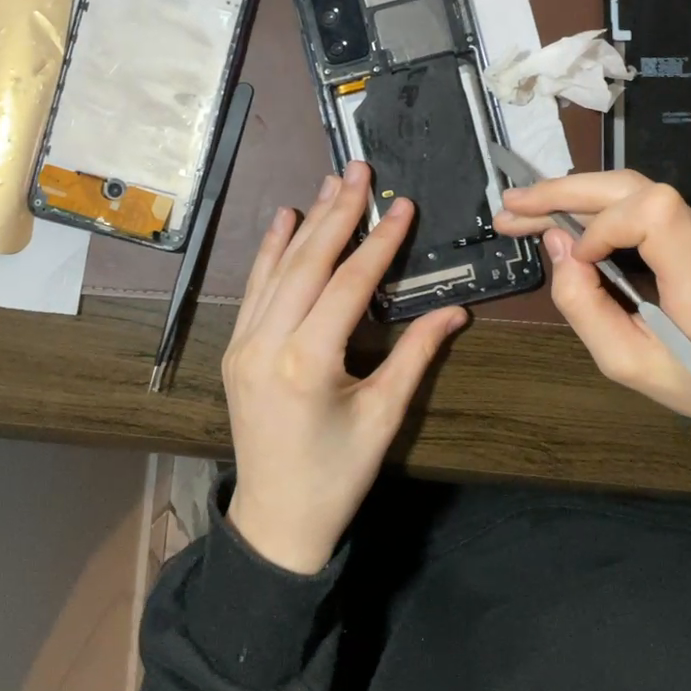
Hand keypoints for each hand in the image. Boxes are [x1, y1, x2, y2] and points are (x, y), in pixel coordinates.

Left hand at [221, 160, 467, 574]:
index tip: (402, 204)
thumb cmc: (338, 474)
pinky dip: (269, 252)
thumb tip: (455, 311)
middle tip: (358, 171)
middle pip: (307, 263)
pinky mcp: (235, 349)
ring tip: (329, 184)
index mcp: (308, 361)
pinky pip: (254, 289)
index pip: (349, 284)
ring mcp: (243, 344)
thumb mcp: (384, 417)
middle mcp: (267, 342)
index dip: (379, 241)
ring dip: (305, 224)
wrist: (277, 519)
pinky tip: (283, 220)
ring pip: (276, 269)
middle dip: (337, 213)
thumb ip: (416, 355)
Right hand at [495, 171, 690, 419]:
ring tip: (529, 212)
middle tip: (513, 206)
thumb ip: (586, 305)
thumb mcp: (628, 364)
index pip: (654, 212)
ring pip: (641, 190)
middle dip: (568, 191)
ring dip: (579, 195)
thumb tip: (557, 242)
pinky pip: (654, 205)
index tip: (578, 256)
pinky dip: (606, 208)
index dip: (603, 223)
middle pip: (638, 187)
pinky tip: (572, 221)